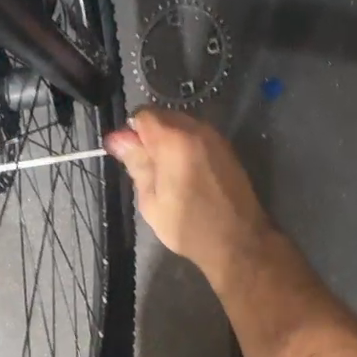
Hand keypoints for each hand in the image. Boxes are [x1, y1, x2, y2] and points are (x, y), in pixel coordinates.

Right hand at [104, 109, 273, 275]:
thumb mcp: (152, 201)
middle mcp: (197, 129)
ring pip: (181, 126)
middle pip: (163, 117)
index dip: (129, 132)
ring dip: (167, 142)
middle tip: (142, 167)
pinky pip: (196, 137)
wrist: (238, 241)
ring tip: (162, 174)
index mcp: (174, 141)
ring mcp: (215, 137)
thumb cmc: (188, 227)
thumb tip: (119, 140)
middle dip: (148, 136)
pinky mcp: (226, 149)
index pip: (143, 115)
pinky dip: (184, 147)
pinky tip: (182, 174)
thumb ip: (137, 164)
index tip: (124, 155)